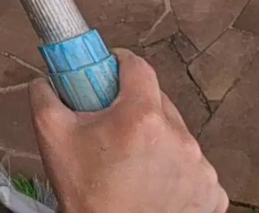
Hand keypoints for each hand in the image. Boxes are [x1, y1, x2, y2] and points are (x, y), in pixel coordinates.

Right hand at [30, 50, 226, 212]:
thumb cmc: (85, 189)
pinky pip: (192, 165)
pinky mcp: (214, 197)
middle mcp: (180, 139)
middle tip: (109, 120)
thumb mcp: (49, 130)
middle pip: (157, 100)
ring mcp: (202, 170)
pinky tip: (151, 180)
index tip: (105, 69)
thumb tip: (47, 79)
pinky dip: (173, 165)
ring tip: (129, 157)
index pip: (138, 66)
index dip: (118, 61)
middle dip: (133, 102)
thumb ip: (44, 91)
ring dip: (155, 135)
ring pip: (175, 134)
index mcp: (142, 116)